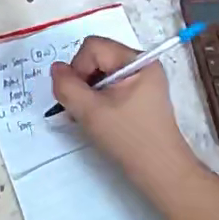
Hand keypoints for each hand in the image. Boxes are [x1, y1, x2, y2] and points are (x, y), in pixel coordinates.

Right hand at [50, 36, 201, 186]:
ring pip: (102, 72)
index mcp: (137, 61)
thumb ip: (67, 86)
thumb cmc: (128, 139)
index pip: (93, 47)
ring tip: (88, 115)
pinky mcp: (141, 95)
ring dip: (88, 91)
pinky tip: (98, 118)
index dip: (77, 68)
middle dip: (82, 80)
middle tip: (80, 107)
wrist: (162, 172)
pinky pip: (111, 84)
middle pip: (97, 57)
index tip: (77, 96)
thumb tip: (56, 69)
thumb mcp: (90, 112)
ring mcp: (144, 79)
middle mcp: (142, 64)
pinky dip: (98, 98)